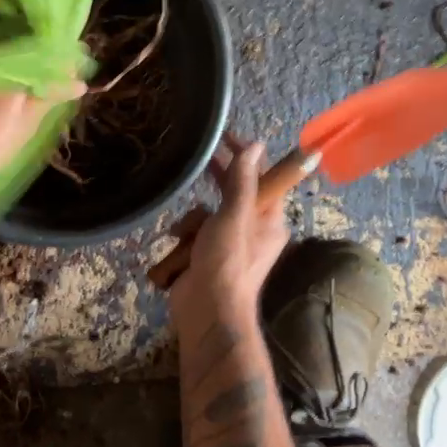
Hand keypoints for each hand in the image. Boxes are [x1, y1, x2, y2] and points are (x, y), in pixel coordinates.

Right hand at [169, 132, 290, 310]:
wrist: (206, 310)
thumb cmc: (227, 262)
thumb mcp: (234, 215)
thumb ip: (242, 180)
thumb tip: (256, 144)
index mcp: (269, 219)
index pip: (262, 176)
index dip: (246, 155)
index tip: (226, 136)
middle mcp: (252, 229)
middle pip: (234, 192)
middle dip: (217, 182)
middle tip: (202, 156)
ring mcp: (227, 244)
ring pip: (207, 212)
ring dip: (193, 219)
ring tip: (187, 233)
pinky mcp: (205, 256)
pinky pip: (193, 232)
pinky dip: (184, 236)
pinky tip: (177, 245)